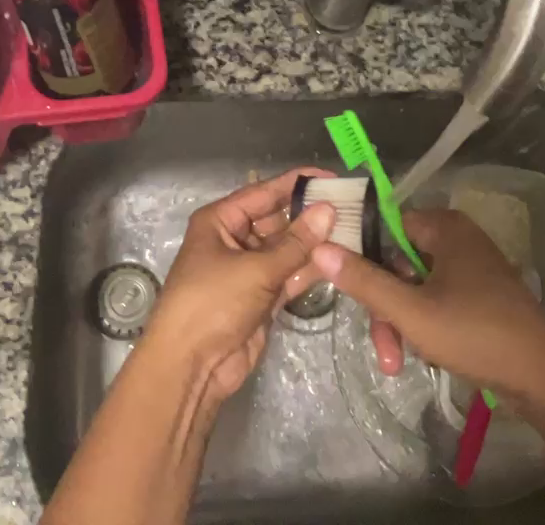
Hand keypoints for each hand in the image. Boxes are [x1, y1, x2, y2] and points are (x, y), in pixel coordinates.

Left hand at [138, 169, 336, 405]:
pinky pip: (288, 275)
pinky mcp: (260, 298)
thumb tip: (328, 210)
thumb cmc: (212, 303)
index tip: (331, 178)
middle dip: (309, 215)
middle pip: (277, 220)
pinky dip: (309, 270)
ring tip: (354, 231)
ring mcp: (247, 270)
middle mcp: (233, 240)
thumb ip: (296, 243)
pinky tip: (339, 261)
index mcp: (220, 221)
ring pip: (286, 249)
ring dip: (313, 244)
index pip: (263, 193)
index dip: (296, 183)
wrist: (190, 366)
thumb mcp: (256, 269)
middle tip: (351, 208)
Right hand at [311, 209, 544, 397]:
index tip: (347, 289)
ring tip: (396, 362)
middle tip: (383, 348)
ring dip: (400, 321)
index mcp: (445, 227)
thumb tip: (319, 247)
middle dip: (384, 305)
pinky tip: (421, 353)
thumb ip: (365, 280)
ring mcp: (472, 266)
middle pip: (398, 261)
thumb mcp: (411, 312)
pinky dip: (423, 322)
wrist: (544, 380)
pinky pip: (436, 297)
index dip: (361, 256)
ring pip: (415, 284)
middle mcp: (458, 237)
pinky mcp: (481, 293)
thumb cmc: (476, 335)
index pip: (384, 225)